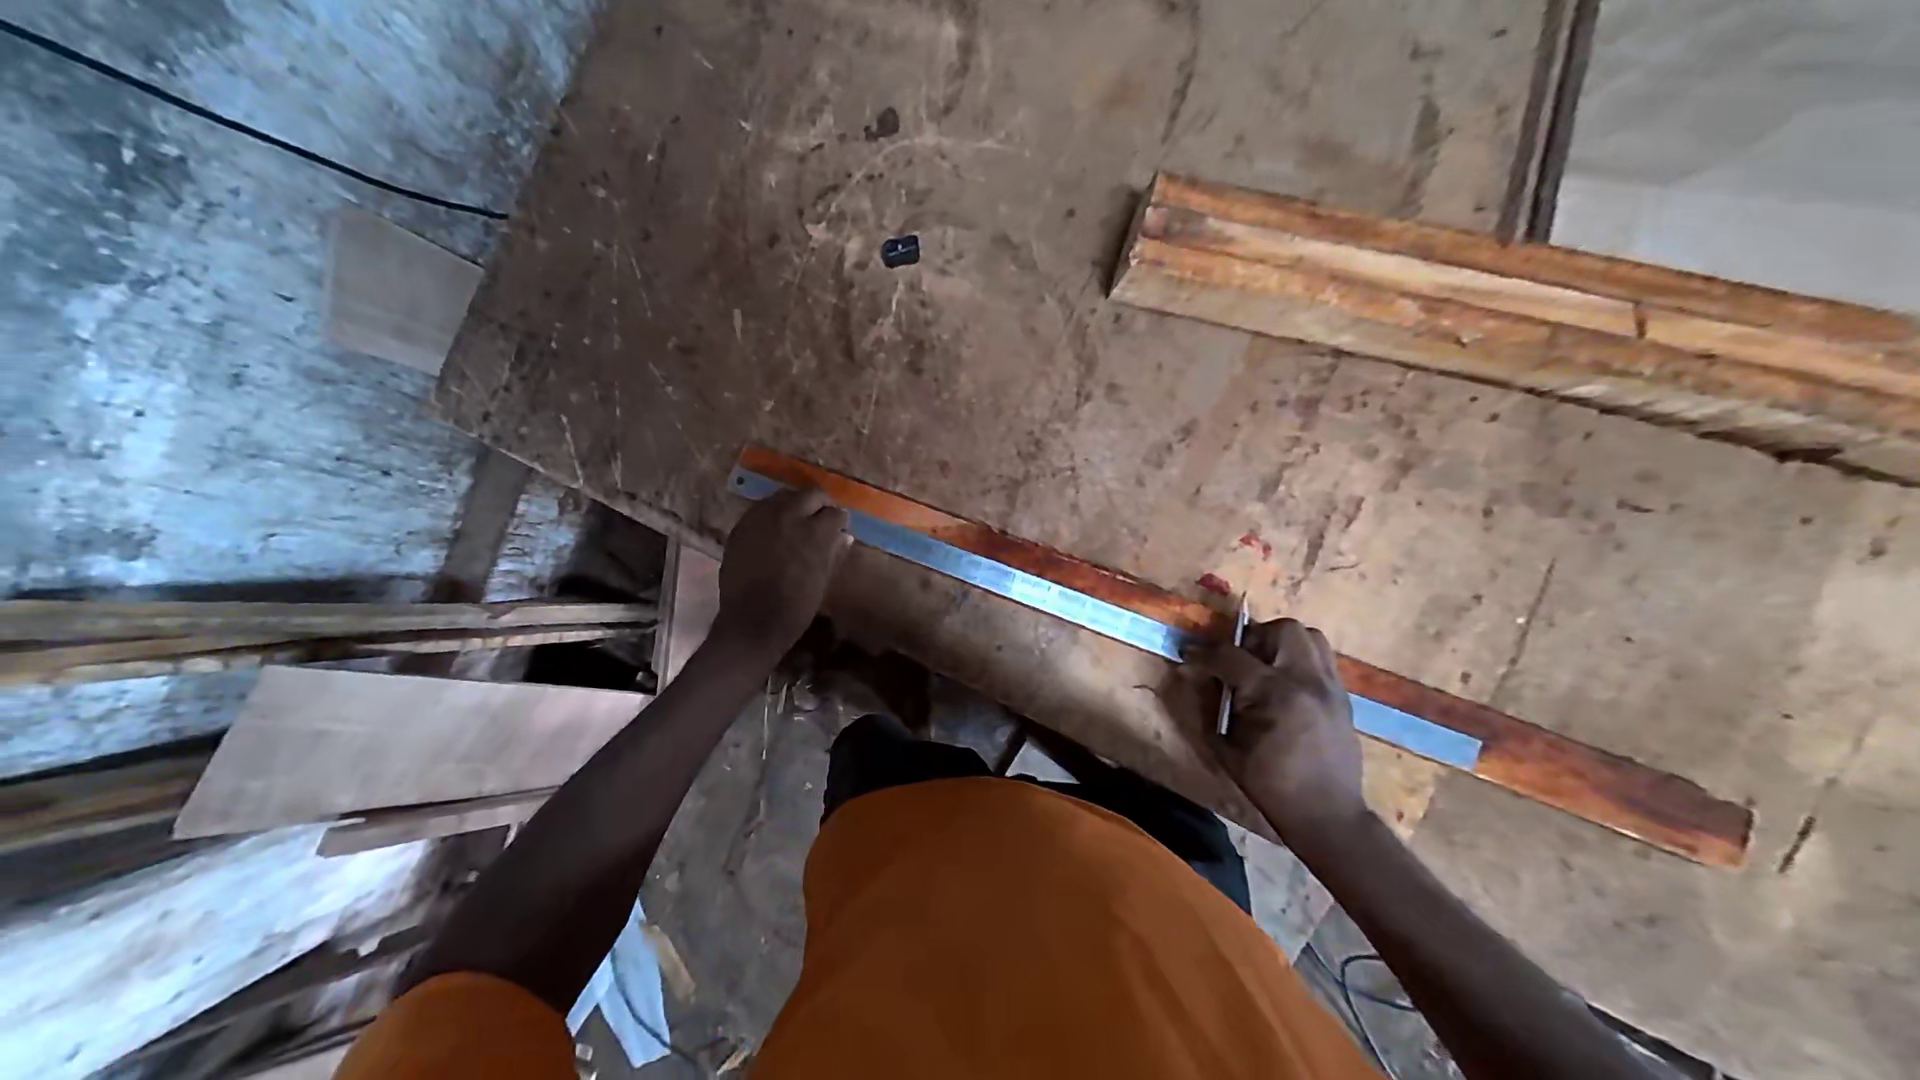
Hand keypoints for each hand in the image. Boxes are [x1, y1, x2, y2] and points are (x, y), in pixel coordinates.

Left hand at [711, 487, 850, 659]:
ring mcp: (762, 518)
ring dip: (795, 504)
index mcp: (814, 533)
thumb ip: (833, 553)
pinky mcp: (742, 526)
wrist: (751, 622)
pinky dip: (773, 513)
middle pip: (810, 495)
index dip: (840, 520)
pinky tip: (776, 528)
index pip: (835, 513)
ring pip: (784, 496)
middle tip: (822, 516)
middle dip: (821, 504)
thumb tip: (845, 536)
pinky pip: (762, 508)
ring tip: (798, 520)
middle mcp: (789, 517)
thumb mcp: (822, 581)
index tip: (840, 526)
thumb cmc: (795, 608)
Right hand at [1187, 618, 1368, 841]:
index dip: (1203, 654)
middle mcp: (1305, 680)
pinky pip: (1321, 658)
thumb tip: (1193, 674)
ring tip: (1265, 666)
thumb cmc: (1269, 784)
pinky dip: (1299, 660)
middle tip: (1238, 660)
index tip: (1188, 655)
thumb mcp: (1224, 746)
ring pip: (1309, 636)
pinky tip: (1285, 684)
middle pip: (1281, 630)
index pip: (1230, 656)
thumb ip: (1207, 704)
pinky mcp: (1342, 696)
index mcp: (1272, 693)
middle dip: (1252, 638)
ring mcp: (1329, 685)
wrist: (1326, 814)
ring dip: (1280, 643)